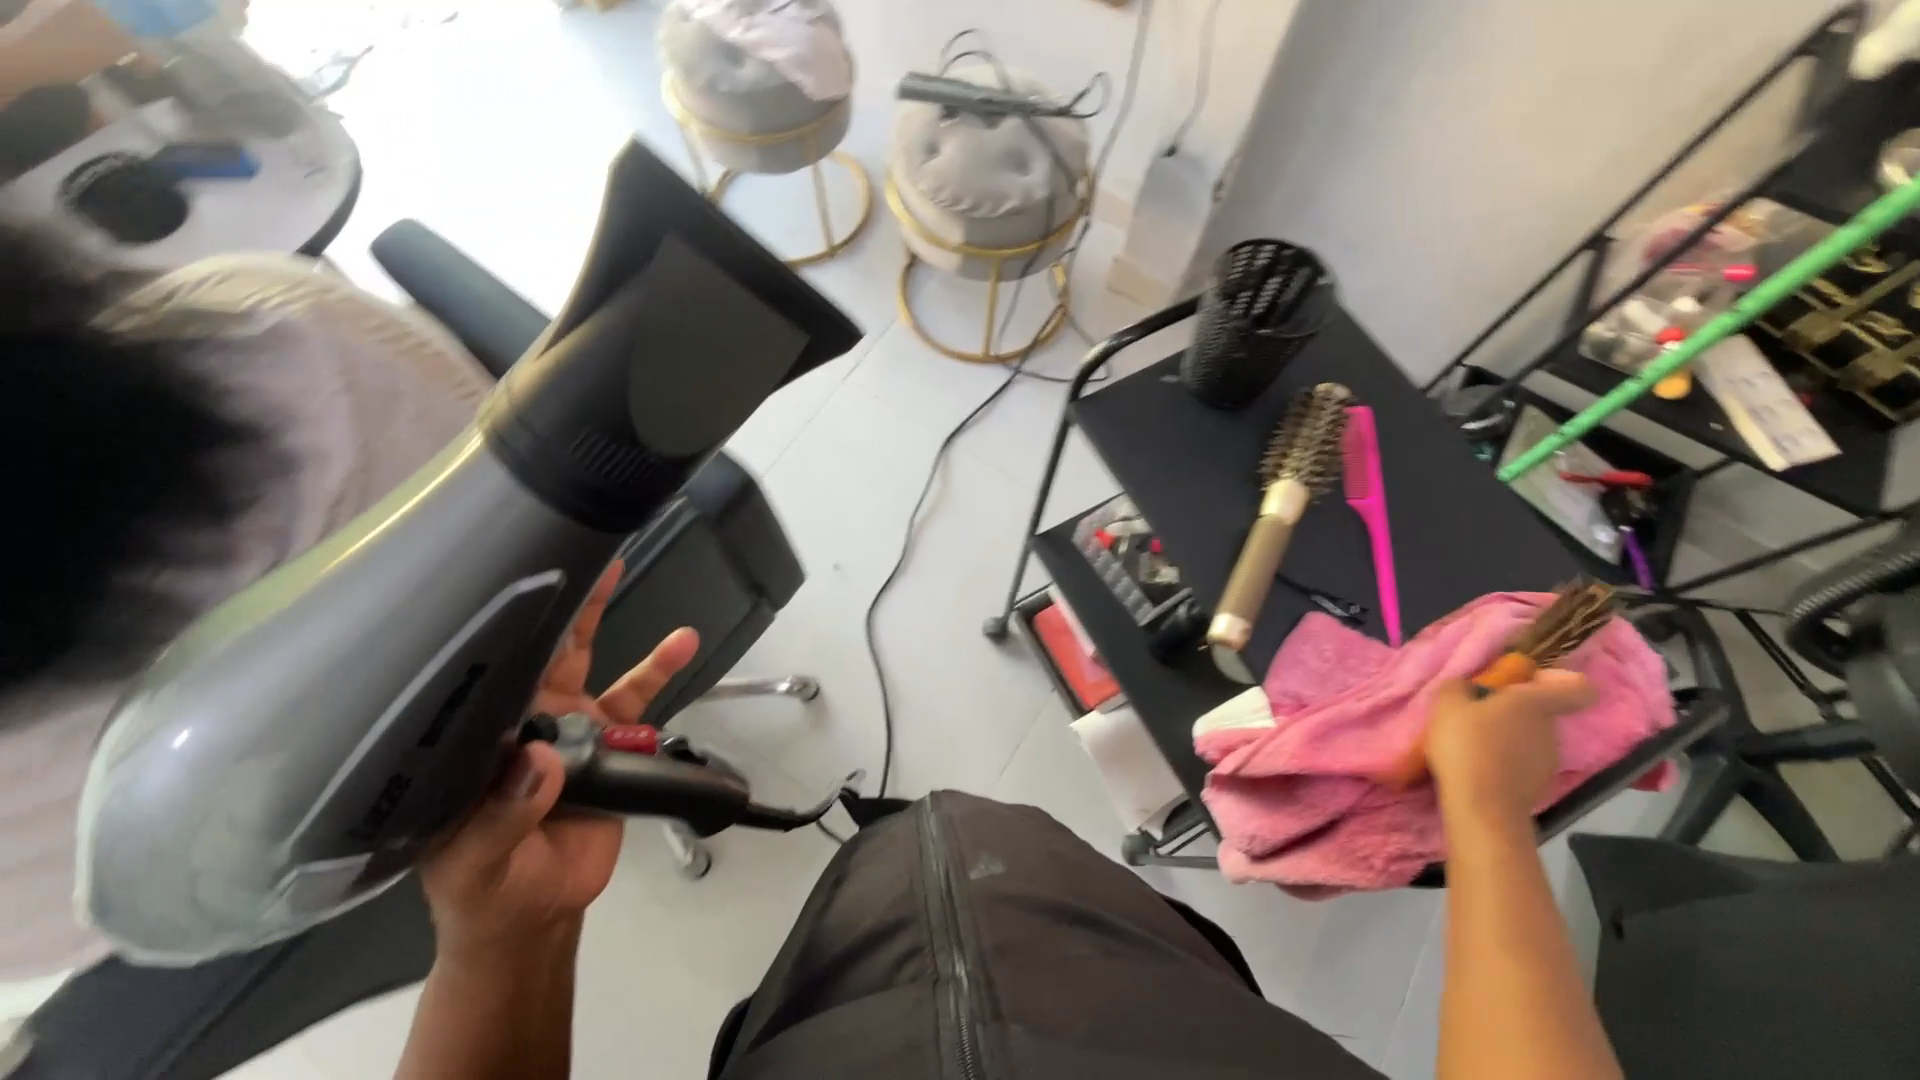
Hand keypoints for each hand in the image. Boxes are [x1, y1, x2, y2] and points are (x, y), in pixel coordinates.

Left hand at [418, 561, 700, 955]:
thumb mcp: (480, 865)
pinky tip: (681, 643)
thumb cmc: (487, 890)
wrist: (539, 911)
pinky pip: (635, 700)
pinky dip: (658, 670)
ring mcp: (564, 725)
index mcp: (472, 740)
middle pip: (528, 648)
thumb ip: (506, 817)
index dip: (488, 627)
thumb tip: (543, 760)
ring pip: (583, 659)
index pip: (477, 673)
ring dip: (601, 615)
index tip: (498, 575)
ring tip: (616, 565)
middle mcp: (514, 720)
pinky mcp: (606, 741)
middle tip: (558, 543)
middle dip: (543, 599)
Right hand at [1425, 671, 1595, 833]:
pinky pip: (1522, 764)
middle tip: (1474, 717)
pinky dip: (1504, 763)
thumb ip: (1458, 687)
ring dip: (1505, 738)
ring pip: (1529, 738)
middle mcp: (1550, 729)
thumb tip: (1466, 687)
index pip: (1577, 687)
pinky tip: (1477, 769)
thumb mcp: (1447, 704)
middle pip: (1539, 712)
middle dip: (1510, 711)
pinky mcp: (1539, 786)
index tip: (1529, 681)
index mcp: (1535, 703)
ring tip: (1470, 747)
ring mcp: (1548, 760)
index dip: (1559, 680)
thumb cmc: (1467, 745)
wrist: (1482, 806)